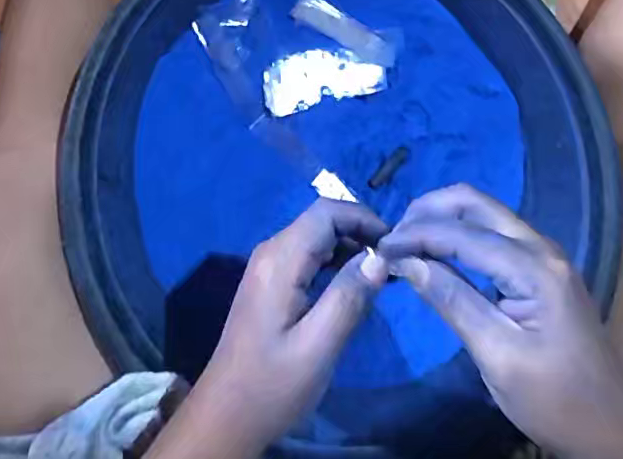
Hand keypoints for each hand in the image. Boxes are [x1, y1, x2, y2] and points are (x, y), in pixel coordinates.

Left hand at [154, 200, 389, 458]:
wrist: (228, 411)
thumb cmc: (273, 383)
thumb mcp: (318, 346)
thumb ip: (349, 297)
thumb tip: (379, 257)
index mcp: (280, 259)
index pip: (326, 212)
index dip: (363, 218)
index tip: (394, 244)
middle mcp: (271, 250)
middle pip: (320, 220)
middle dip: (359, 230)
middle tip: (392, 261)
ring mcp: (268, 264)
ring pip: (315, 236)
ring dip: (349, 245)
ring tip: (380, 273)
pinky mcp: (270, 279)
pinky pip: (306, 254)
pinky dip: (334, 260)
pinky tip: (353, 284)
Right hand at [376, 185, 622, 458]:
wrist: (617, 437)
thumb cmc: (558, 402)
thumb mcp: (498, 357)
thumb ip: (451, 300)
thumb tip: (405, 261)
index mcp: (534, 268)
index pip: (462, 233)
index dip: (416, 235)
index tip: (379, 248)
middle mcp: (541, 247)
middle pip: (473, 202)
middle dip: (427, 211)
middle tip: (394, 236)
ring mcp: (544, 255)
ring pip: (482, 211)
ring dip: (442, 218)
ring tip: (408, 241)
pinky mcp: (540, 268)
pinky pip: (491, 231)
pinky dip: (458, 232)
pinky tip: (438, 251)